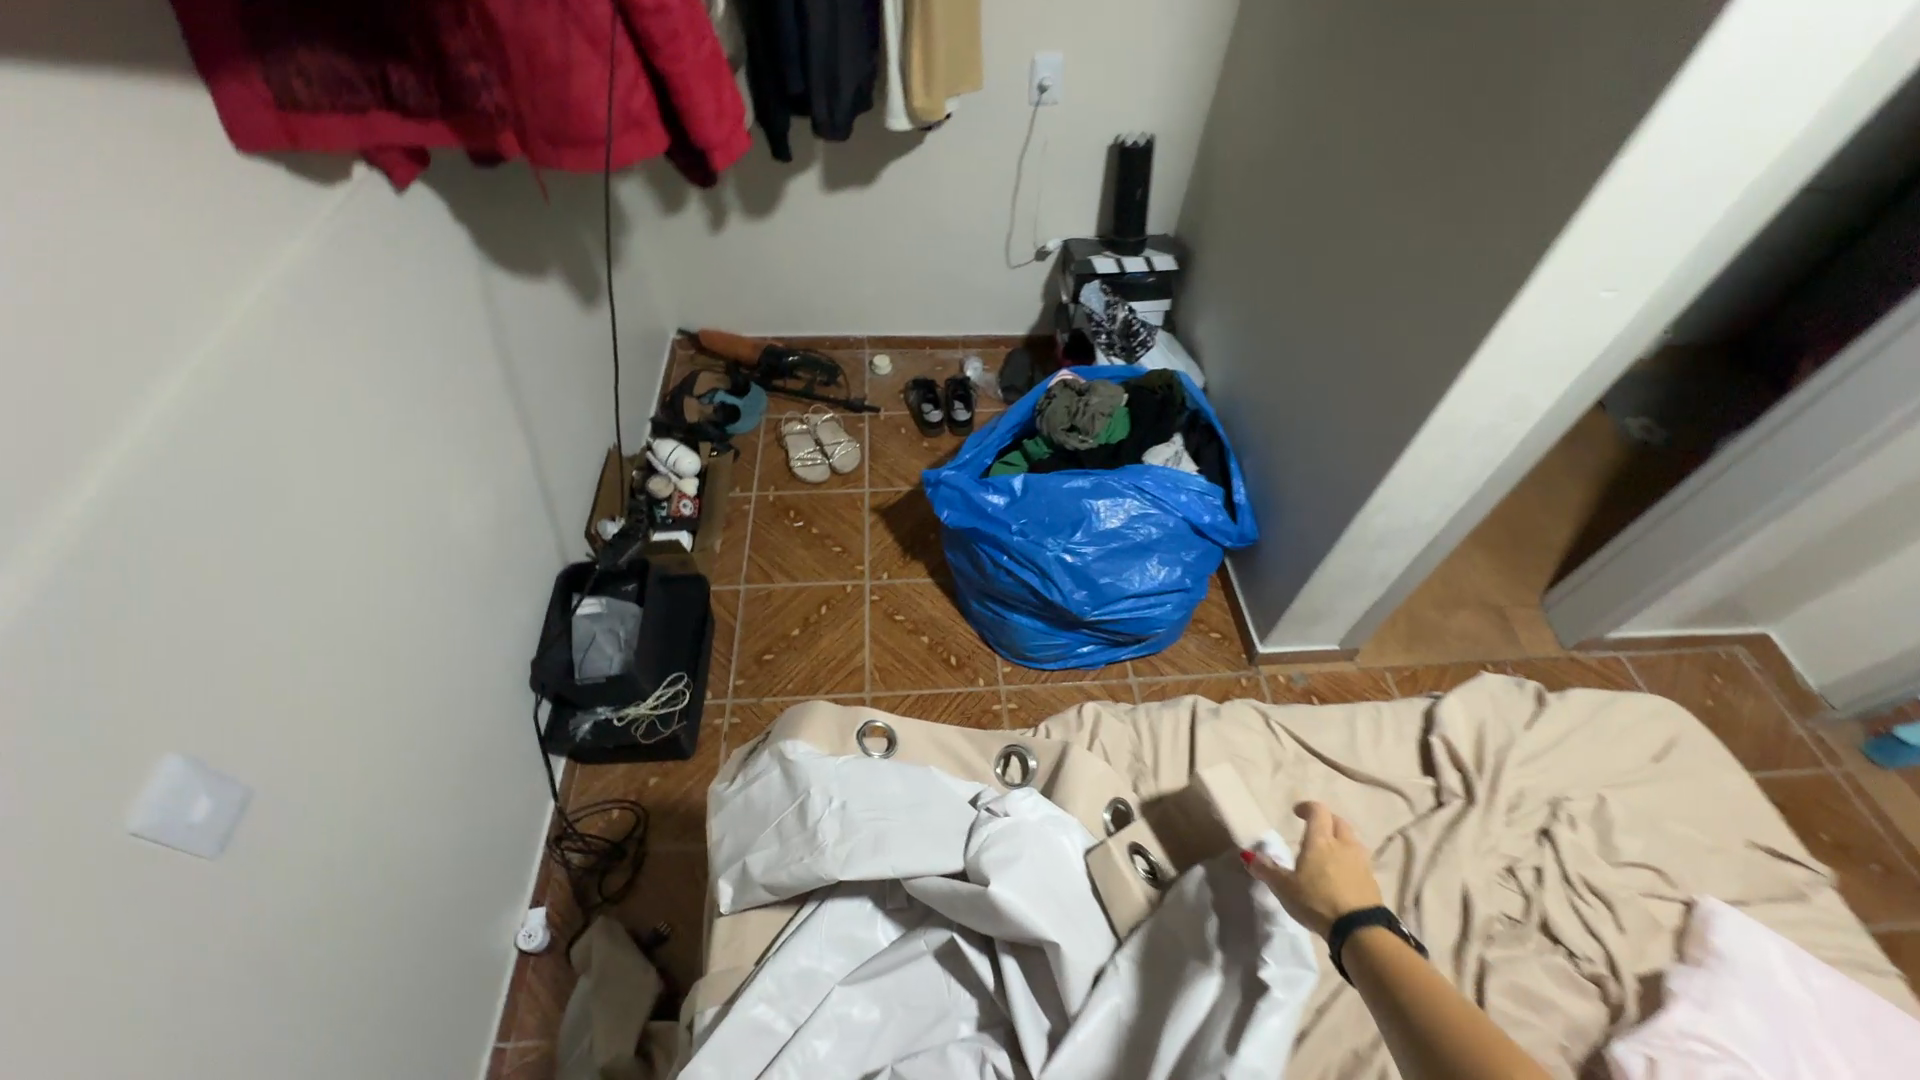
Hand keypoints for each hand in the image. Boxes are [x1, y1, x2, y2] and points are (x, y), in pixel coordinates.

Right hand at [1243, 800, 1383, 938]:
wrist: (1359, 930)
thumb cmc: (1316, 901)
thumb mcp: (1284, 887)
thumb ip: (1267, 870)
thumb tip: (1248, 856)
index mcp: (1321, 840)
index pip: (1318, 811)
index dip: (1307, 807)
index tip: (1297, 812)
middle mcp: (1344, 845)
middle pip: (1338, 822)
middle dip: (1326, 821)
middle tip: (1314, 830)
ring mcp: (1361, 863)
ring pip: (1352, 841)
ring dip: (1340, 840)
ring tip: (1329, 853)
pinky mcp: (1372, 881)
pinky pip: (1360, 861)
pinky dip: (1349, 861)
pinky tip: (1341, 875)